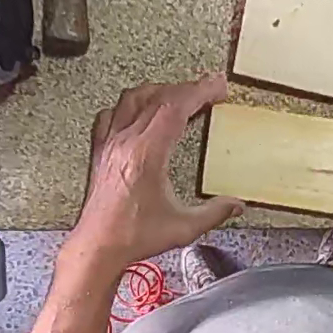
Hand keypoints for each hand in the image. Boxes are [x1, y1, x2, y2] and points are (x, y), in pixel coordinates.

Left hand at [65, 75, 243, 274]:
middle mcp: (126, 142)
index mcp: (147, 154)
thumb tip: (235, 205)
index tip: (217, 85)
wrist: (98, 246)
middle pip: (158, 97)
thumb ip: (215, 213)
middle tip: (209, 90)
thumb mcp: (184, 227)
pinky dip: (129, 105)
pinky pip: (111, 114)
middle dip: (187, 89)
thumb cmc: (132, 236)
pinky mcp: (101, 152)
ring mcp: (110, 144)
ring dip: (159, 91)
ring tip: (178, 95)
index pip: (175, 107)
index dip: (200, 91)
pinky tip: (137, 111)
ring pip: (133, 98)